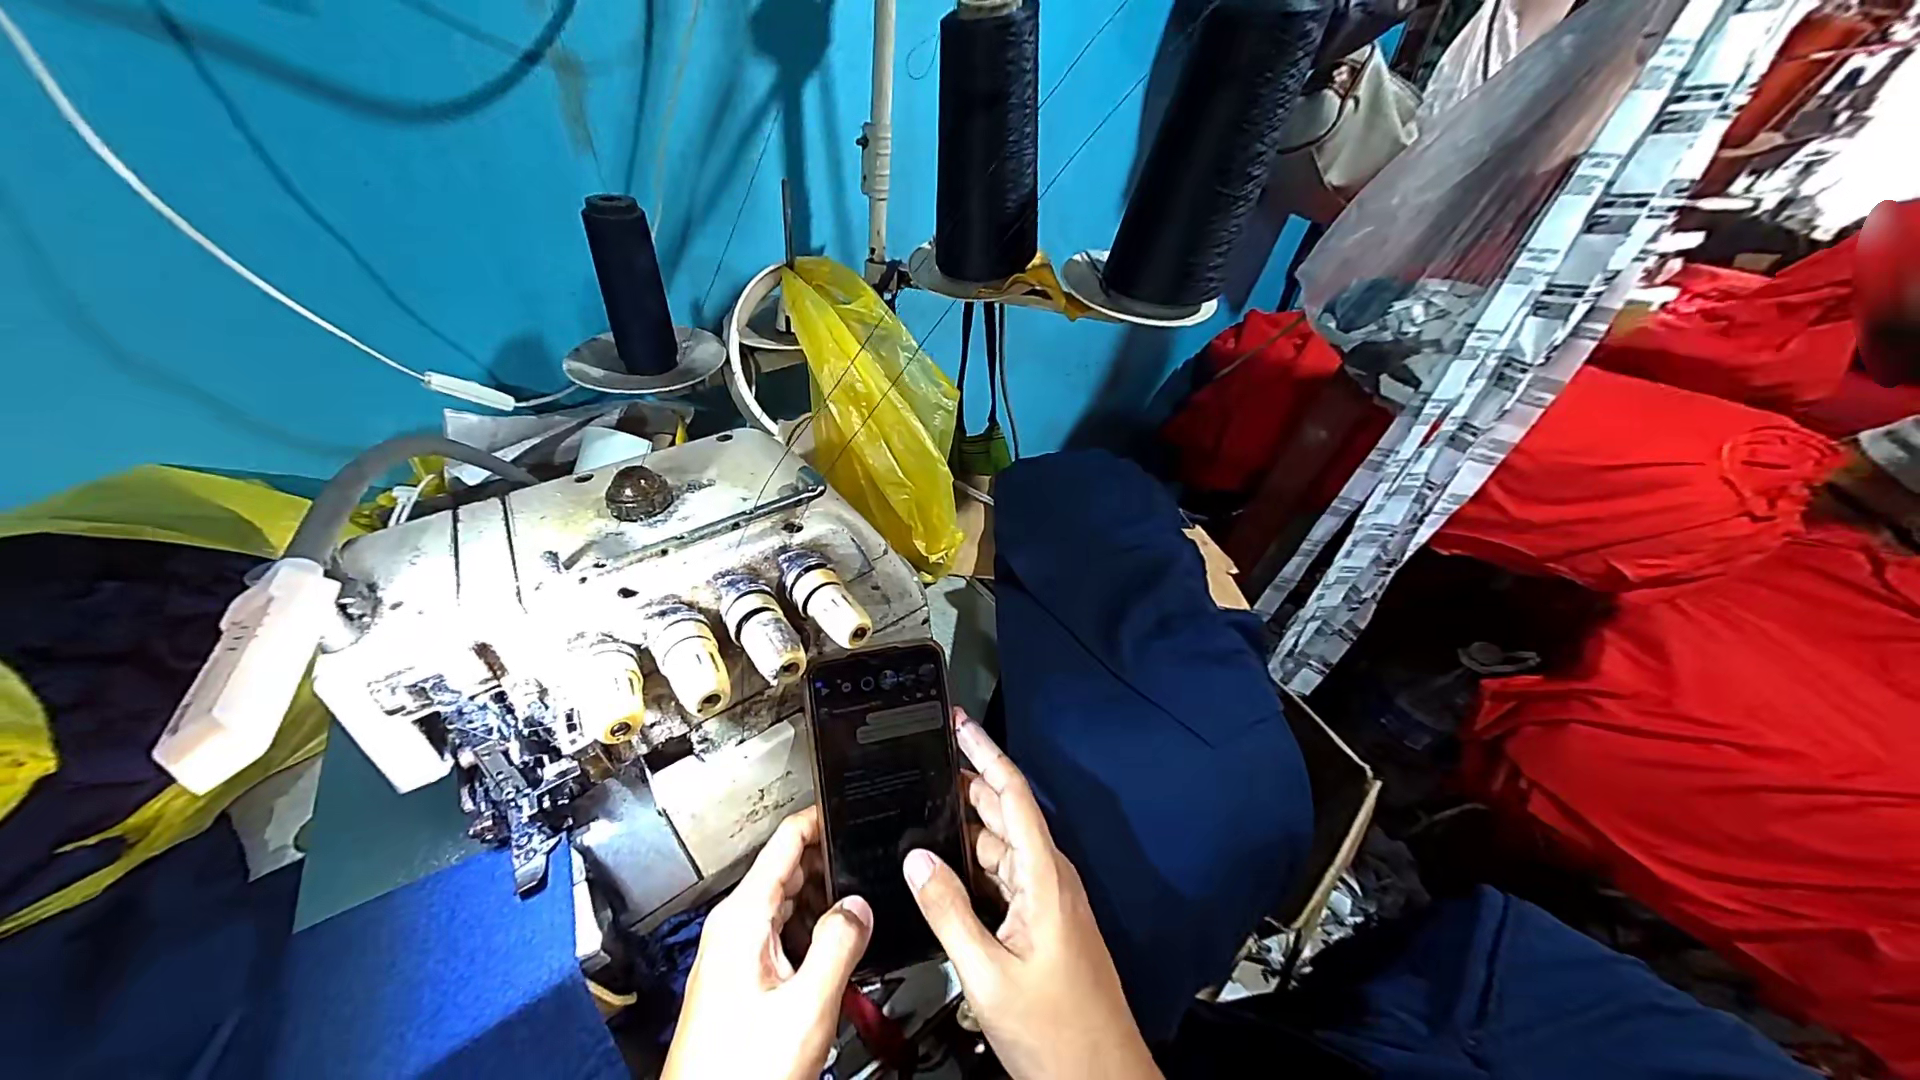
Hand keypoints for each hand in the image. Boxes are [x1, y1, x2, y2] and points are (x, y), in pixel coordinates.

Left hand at [662, 806, 871, 1079]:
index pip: (785, 839)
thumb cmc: (738, 1075)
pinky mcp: (739, 973)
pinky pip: (781, 929)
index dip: (819, 819)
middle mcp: (733, 926)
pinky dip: (810, 927)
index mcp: (743, 917)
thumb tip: (858, 905)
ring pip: (787, 900)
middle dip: (829, 864)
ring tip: (855, 913)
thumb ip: (839, 944)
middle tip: (865, 868)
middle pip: (788, 867)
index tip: (847, 811)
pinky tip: (831, 950)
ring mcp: (733, 949)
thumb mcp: (805, 1007)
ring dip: (822, 899)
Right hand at [904, 710, 1160, 1079]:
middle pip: (1004, 811)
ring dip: (968, 826)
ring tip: (931, 811)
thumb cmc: (1062, 1035)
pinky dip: (976, 861)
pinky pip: (1005, 872)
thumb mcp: (989, 975)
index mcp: (1043, 876)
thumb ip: (949, 912)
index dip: (985, 750)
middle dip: (968, 781)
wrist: (1103, 1077)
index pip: (1012, 792)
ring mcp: (1048, 896)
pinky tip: (950, 867)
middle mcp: (1049, 876)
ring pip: (1002, 843)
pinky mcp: (1043, 916)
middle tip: (933, 762)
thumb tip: (919, 862)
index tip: (961, 725)